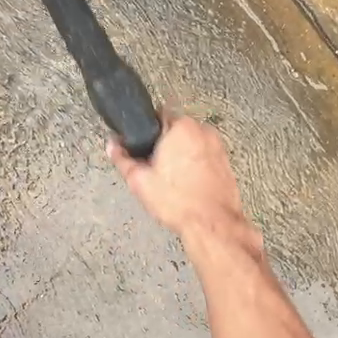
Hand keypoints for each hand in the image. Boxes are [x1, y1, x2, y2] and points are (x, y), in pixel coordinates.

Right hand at [108, 115, 259, 252]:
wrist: (210, 223)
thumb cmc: (180, 202)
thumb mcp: (138, 180)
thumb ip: (122, 159)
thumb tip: (113, 147)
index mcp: (181, 127)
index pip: (157, 114)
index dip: (145, 131)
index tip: (141, 145)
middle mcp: (203, 131)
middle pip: (174, 129)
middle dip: (162, 145)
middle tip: (153, 168)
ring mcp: (217, 146)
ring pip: (189, 143)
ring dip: (179, 155)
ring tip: (170, 180)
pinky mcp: (224, 161)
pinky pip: (202, 156)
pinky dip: (193, 166)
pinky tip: (185, 185)